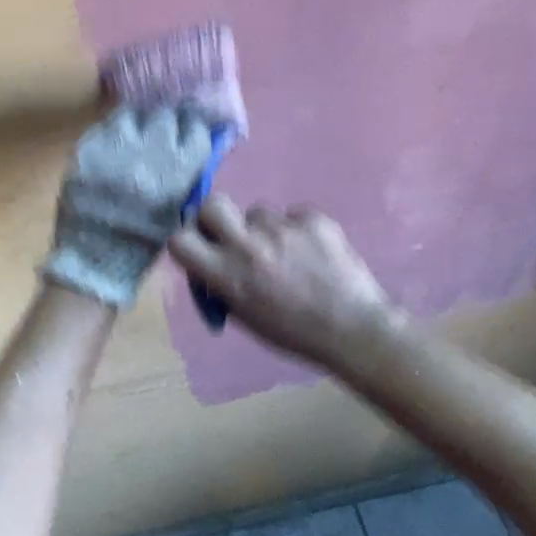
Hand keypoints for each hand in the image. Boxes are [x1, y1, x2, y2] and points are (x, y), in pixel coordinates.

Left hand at [41, 105, 212, 307]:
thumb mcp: (177, 208)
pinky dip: (111, 132)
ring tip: (134, 132)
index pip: (196, 129)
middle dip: (166, 120)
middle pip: (165, 115)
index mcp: (177, 171)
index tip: (190, 126)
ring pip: (131, 114)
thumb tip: (193, 139)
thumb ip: (188, 173)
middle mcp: (148, 153)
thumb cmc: (141, 240)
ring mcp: (114, 148)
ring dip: (136, 121)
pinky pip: (103, 126)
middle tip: (161, 126)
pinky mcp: (86, 150)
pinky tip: (112, 143)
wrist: (95, 258)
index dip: (194, 125)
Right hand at [168, 195, 397, 369]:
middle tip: (233, 233)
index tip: (201, 247)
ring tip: (288, 254)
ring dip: (264, 229)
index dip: (188, 240)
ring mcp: (282, 228)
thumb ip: (222, 285)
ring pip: (259, 212)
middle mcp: (249, 246)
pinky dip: (298, 231)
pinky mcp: (312, 219)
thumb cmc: (295, 332)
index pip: (180, 240)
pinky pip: (293, 216)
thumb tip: (210, 262)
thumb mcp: (246, 316)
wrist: (355, 330)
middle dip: (217, 216)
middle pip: (212, 204)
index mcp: (228, 276)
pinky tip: (313, 253)